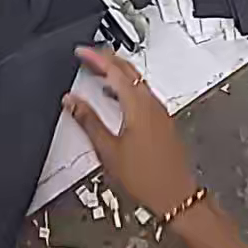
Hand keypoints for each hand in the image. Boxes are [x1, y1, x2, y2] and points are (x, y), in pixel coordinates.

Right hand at [61, 45, 197, 216]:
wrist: (175, 196)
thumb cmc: (146, 177)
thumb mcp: (107, 150)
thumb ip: (88, 121)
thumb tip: (72, 101)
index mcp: (137, 105)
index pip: (114, 70)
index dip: (96, 57)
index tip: (81, 51)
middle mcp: (151, 103)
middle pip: (128, 69)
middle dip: (107, 58)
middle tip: (87, 55)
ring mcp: (159, 111)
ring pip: (136, 79)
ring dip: (117, 71)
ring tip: (98, 70)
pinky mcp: (161, 120)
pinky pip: (142, 92)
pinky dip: (126, 85)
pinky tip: (116, 95)